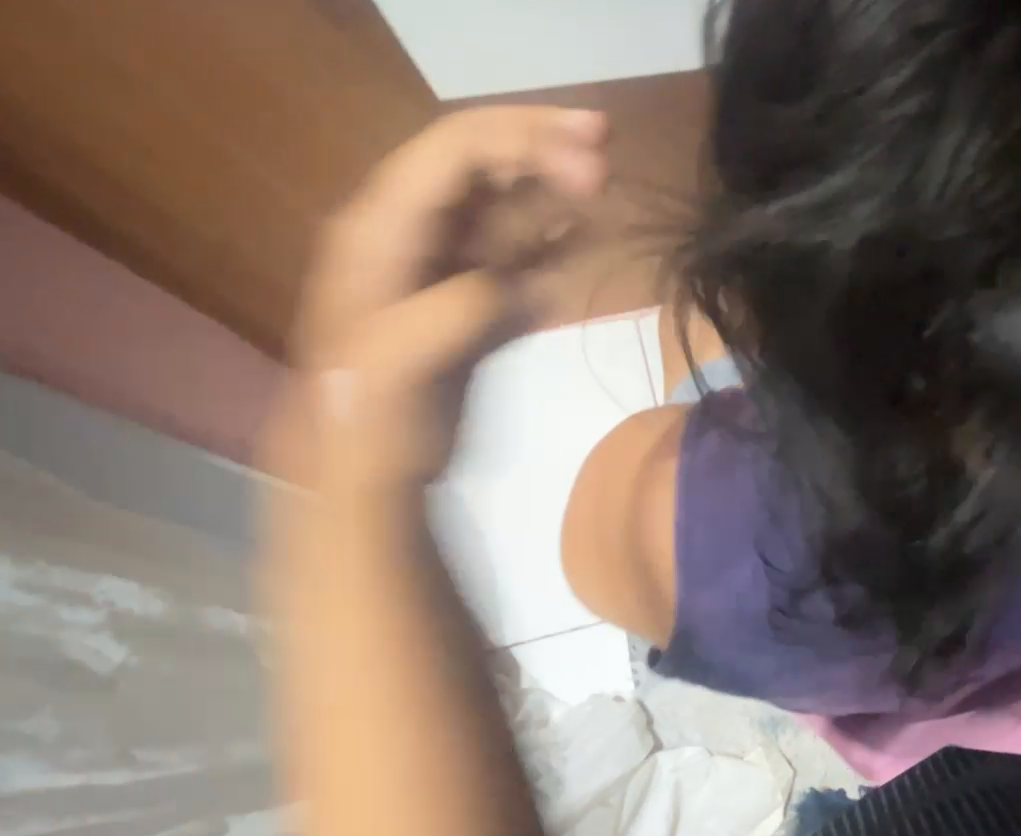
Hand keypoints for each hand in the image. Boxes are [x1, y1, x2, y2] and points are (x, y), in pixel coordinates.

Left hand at [270, 107, 609, 489]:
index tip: (592, 157)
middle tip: (608, 147)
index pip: (452, 153)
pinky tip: (590, 231)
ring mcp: (448, 264)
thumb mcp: (395, 368)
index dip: (522, 140)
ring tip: (606, 179)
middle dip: (542, 146)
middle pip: (480, 162)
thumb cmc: (369, 419)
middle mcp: (413, 231)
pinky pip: (520, 253)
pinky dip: (557, 237)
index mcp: (383, 230)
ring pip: (505, 203)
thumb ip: (448, 314)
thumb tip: (505, 283)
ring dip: (555, 185)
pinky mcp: (475, 298)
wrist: (368, 465)